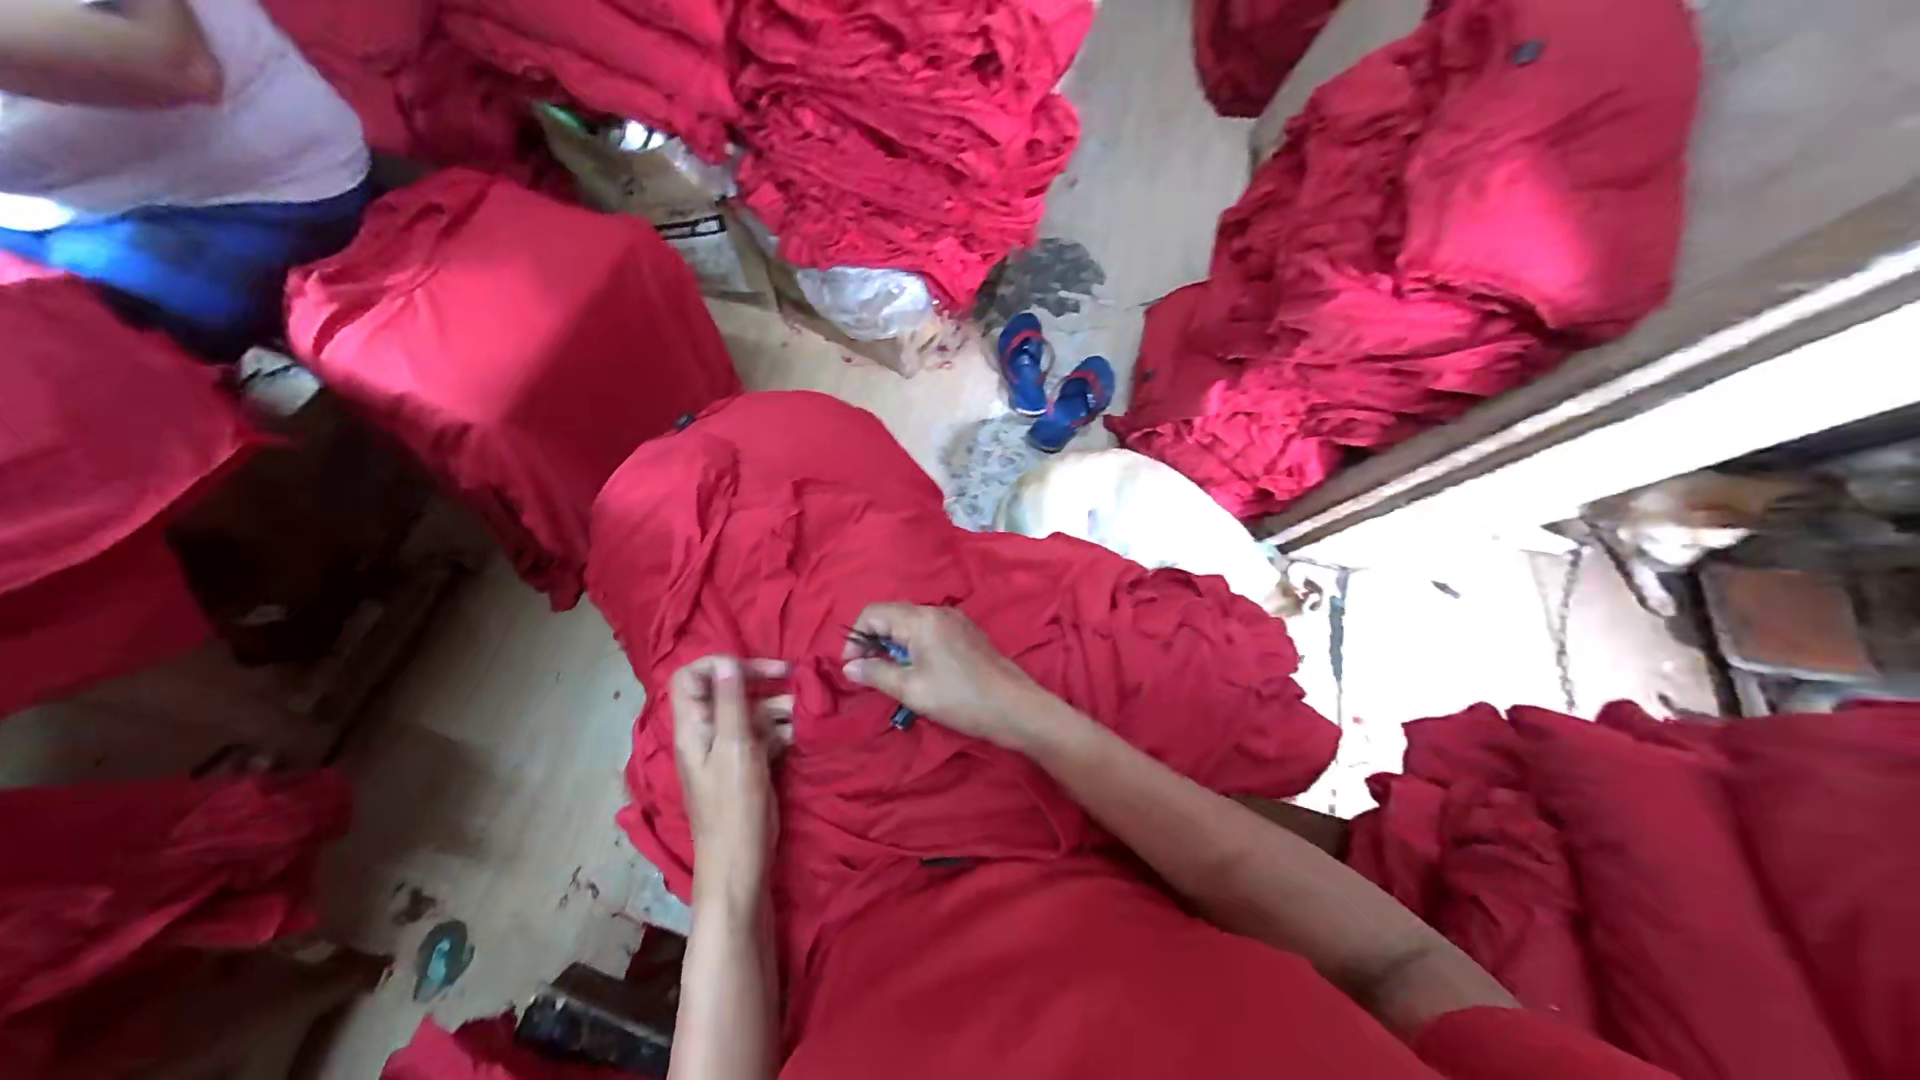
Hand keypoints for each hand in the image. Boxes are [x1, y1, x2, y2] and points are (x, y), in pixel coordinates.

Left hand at [670, 656, 792, 906]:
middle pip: (726, 690)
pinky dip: (782, 727)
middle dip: (759, 679)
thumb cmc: (734, 807)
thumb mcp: (735, 749)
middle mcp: (707, 733)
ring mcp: (727, 749)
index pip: (691, 677)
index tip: (756, 668)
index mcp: (693, 727)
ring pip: (750, 711)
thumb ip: (732, 703)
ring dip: (778, 705)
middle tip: (794, 676)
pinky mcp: (747, 764)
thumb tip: (727, 661)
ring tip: (805, 712)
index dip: (720, 664)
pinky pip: (763, 733)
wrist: (740, 862)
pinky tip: (802, 731)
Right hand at [841, 604, 1061, 750]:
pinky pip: (928, 631)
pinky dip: (913, 646)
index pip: (873, 612)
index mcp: (921, 619)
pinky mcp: (965, 633)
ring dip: (893, 645)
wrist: (1015, 707)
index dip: (855, 637)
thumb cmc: (960, 699)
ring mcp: (954, 620)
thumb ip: (876, 673)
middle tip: (869, 673)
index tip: (853, 667)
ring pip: (909, 624)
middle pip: (891, 615)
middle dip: (873, 641)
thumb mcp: (912, 690)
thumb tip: (849, 666)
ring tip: (892, 676)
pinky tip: (917, 671)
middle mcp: (937, 611)